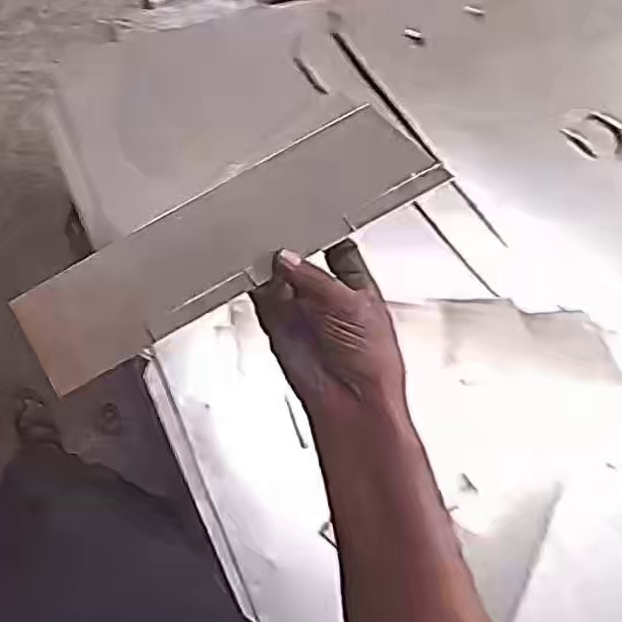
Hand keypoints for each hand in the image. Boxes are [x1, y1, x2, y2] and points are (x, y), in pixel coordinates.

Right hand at [251, 241, 406, 425]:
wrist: (351, 401)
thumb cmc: (372, 363)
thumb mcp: (349, 305)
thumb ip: (314, 278)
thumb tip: (287, 258)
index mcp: (356, 289)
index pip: (340, 253)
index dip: (327, 236)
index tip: (311, 219)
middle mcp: (327, 299)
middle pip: (303, 263)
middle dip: (291, 251)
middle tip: (276, 234)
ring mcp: (301, 312)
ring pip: (279, 279)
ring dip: (268, 266)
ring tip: (259, 249)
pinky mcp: (278, 324)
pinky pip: (260, 298)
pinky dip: (253, 285)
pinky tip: (249, 272)